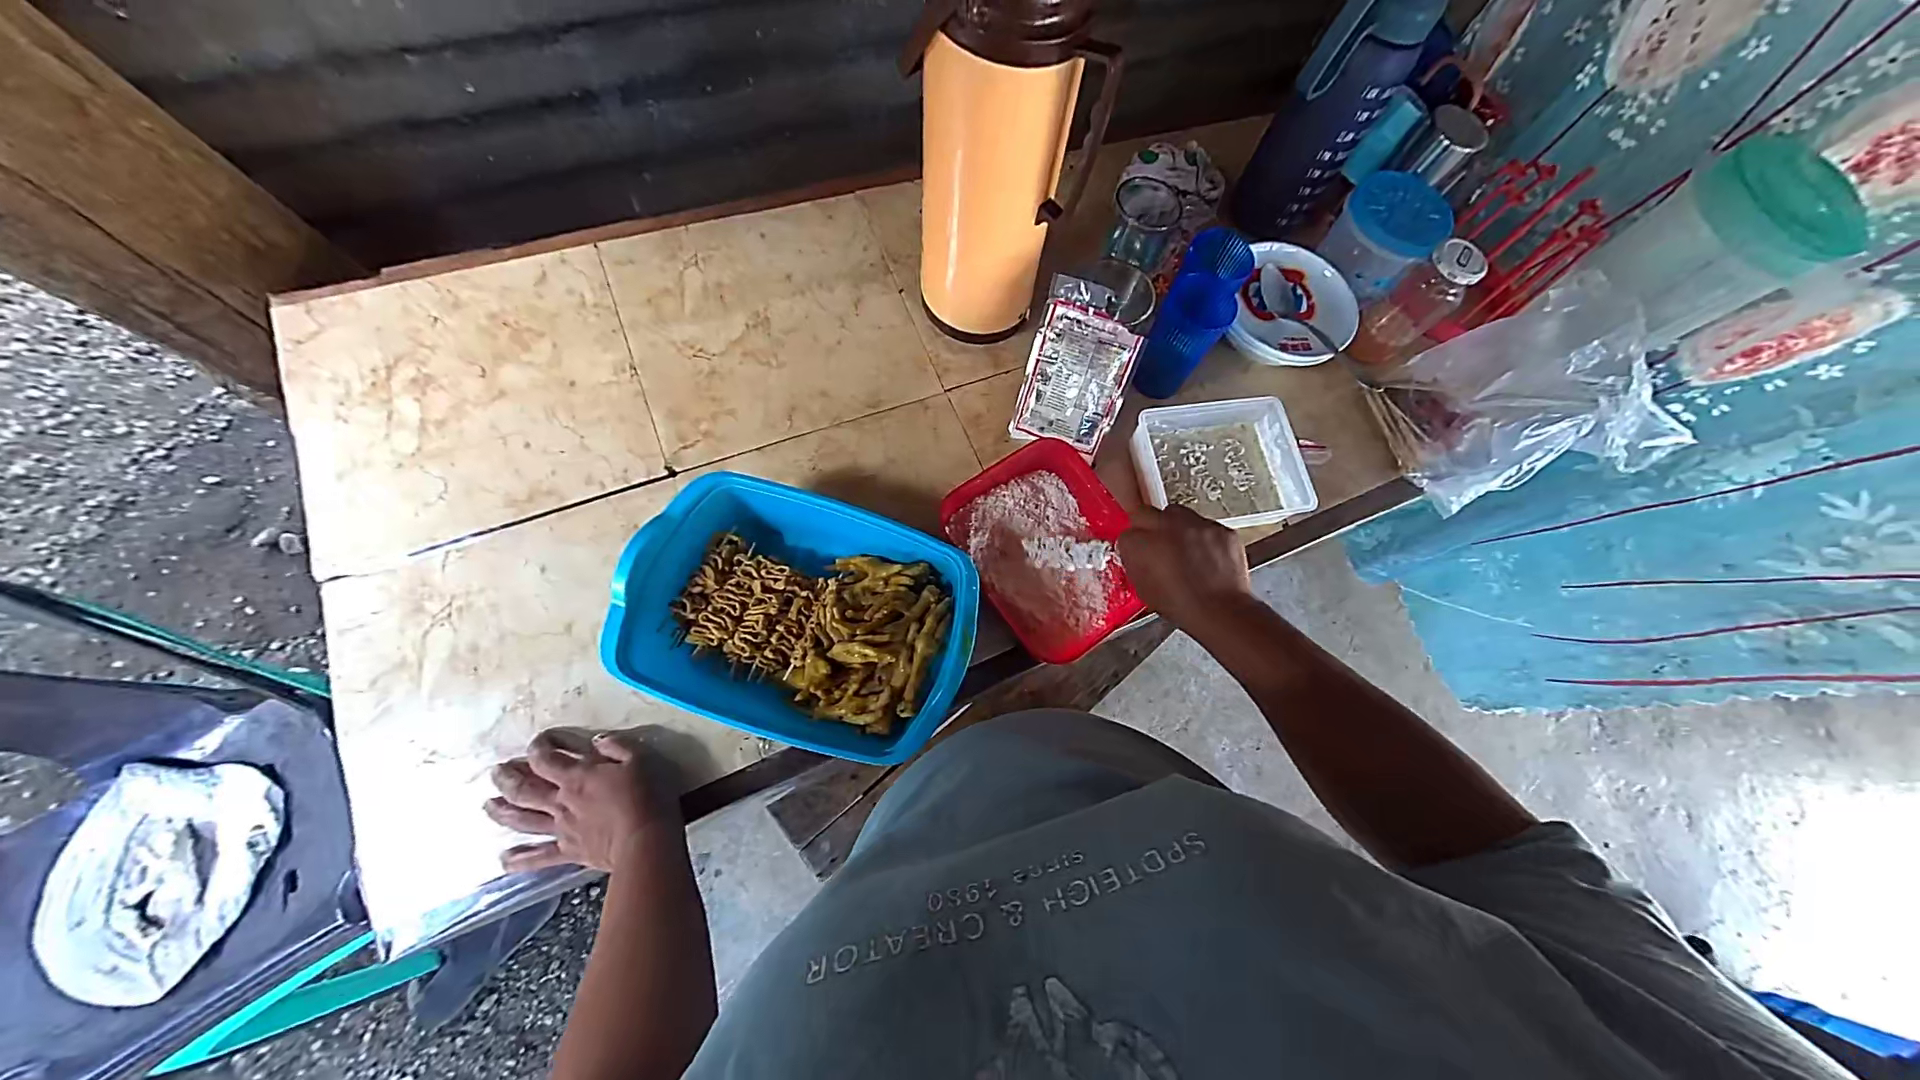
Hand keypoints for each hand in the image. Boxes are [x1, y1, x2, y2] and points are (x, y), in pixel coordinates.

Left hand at [486, 729, 679, 873]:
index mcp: (577, 777)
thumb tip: (597, 742)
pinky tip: (503, 860)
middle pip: (524, 789)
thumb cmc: (646, 795)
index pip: (547, 758)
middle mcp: (562, 802)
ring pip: (524, 820)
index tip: (539, 740)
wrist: (645, 839)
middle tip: (496, 771)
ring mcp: (562, 828)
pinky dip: (519, 860)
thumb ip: (617, 746)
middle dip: (508, 778)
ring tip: (488, 805)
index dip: (539, 746)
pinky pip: (539, 857)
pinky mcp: (569, 852)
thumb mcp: (640, 759)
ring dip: (503, 812)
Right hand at [1116, 504, 1253, 632]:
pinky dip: (1204, 538)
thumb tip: (1135, 556)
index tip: (1137, 547)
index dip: (1132, 541)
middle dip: (1151, 526)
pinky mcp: (1220, 529)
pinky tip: (1204, 557)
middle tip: (1157, 543)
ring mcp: (1196, 525)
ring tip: (1184, 552)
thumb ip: (1135, 563)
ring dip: (1178, 529)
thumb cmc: (1183, 605)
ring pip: (1180, 515)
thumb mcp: (1143, 589)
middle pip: (1150, 513)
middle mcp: (1167, 527)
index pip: (1127, 532)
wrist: (1221, 611)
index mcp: (1141, 544)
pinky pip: (1206, 526)